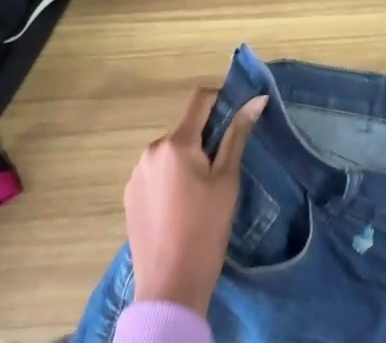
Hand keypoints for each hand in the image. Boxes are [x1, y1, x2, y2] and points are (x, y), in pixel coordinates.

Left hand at [124, 87, 268, 315]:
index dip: (221, 101)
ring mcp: (136, 173)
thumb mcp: (227, 180)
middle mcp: (150, 150)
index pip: (200, 100)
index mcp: (176, 143)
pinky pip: (155, 173)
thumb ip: (237, 135)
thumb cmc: (206, 229)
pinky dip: (170, 179)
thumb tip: (257, 100)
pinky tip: (180, 209)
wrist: (170, 285)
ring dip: (187, 160)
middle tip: (222, 171)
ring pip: (170, 152)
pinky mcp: (129, 195)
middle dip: (205, 140)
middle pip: (185, 130)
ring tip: (201, 195)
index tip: (237, 120)